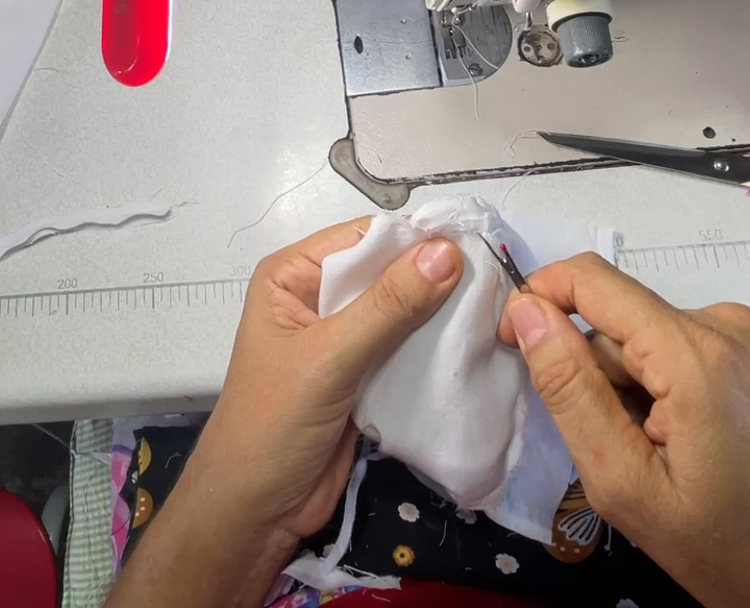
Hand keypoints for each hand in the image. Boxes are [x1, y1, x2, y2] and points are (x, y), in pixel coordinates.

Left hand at [108, 218, 461, 606]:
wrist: (257, 512)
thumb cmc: (275, 424)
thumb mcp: (329, 358)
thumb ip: (388, 306)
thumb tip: (446, 251)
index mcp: (292, 275)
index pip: (360, 238)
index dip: (413, 239)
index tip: (472, 244)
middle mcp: (315, 295)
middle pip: (383, 270)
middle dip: (431, 274)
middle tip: (491, 276)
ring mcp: (340, 335)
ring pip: (398, 307)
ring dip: (437, 310)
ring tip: (490, 306)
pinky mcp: (361, 371)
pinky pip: (403, 344)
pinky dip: (432, 344)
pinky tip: (468, 341)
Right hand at [498, 254, 749, 607]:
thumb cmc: (728, 549)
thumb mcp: (624, 483)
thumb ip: (569, 389)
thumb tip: (527, 312)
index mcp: (694, 352)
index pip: (589, 279)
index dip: (539, 298)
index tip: (518, 344)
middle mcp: (729, 322)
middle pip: (619, 316)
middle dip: (596, 366)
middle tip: (617, 442)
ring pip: (649, 332)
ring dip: (633, 378)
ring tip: (663, 448)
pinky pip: (685, 341)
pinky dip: (668, 377)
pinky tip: (693, 435)